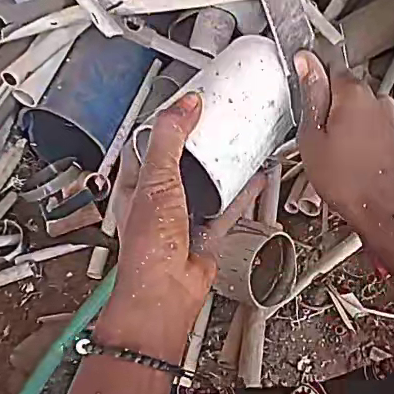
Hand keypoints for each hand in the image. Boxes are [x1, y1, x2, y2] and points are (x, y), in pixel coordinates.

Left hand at [99, 92, 256, 361]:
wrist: (166, 291)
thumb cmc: (149, 248)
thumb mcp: (156, 181)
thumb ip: (170, 139)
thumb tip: (185, 105)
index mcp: (137, 184)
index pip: (150, 142)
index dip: (168, 121)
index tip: (189, 102)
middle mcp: (158, 199)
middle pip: (182, 160)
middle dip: (200, 141)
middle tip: (221, 117)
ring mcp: (183, 216)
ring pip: (206, 182)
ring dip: (223, 164)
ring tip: (240, 141)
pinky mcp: (206, 232)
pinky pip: (227, 206)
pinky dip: (242, 192)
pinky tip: (256, 177)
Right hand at [294, 50, 393, 241]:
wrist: (377, 210)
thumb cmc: (345, 181)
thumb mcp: (312, 136)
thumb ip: (311, 94)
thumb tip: (306, 63)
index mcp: (354, 93)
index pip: (329, 65)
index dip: (312, 78)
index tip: (303, 94)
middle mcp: (376, 99)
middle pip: (344, 87)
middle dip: (327, 103)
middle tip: (314, 133)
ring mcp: (387, 117)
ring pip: (356, 107)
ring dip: (341, 120)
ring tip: (330, 149)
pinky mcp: (391, 134)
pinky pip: (367, 123)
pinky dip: (355, 134)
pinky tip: (345, 157)